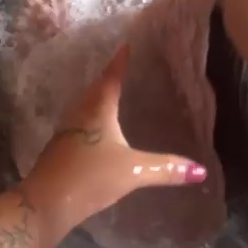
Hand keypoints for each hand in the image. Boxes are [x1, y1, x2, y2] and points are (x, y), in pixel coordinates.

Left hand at [21, 45, 206, 239]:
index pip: (112, 77)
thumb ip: (165, 169)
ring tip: (115, 95)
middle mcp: (80, 112)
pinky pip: (80, 122)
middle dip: (110, 78)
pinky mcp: (61, 147)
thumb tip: (200, 170)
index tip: (126, 45)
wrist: (46, 202)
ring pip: (86, 105)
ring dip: (99, 97)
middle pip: (96, 88)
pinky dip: (92, 117)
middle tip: (125, 69)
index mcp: (98, 108)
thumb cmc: (91, 176)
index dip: (120, 61)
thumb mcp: (133, 170)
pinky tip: (99, 129)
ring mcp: (67, 129)